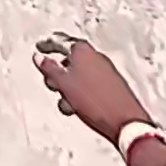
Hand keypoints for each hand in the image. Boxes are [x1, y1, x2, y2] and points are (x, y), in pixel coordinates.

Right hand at [32, 33, 150, 144]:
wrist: (127, 124)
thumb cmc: (96, 101)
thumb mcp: (64, 84)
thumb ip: (49, 68)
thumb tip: (38, 57)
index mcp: (81, 49)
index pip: (58, 41)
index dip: (46, 45)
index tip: (39, 48)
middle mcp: (94, 55)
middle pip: (69, 58)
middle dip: (58, 71)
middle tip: (51, 82)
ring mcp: (106, 69)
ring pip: (80, 73)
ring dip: (70, 86)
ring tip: (66, 102)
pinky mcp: (114, 85)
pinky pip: (91, 82)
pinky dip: (82, 91)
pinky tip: (80, 105)